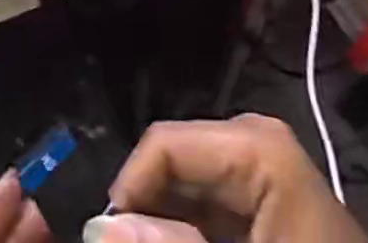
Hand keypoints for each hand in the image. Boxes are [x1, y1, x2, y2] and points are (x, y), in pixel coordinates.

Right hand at [93, 115, 367, 242]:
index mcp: (255, 143)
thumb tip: (101, 227)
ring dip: (163, 222)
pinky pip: (209, 204)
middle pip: (174, 161)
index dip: (128, 193)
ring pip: (187, 185)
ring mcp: (262, 165)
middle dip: (145, 209)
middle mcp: (255, 139)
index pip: (163, 143)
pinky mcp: (266, 195)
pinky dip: (187, 228)